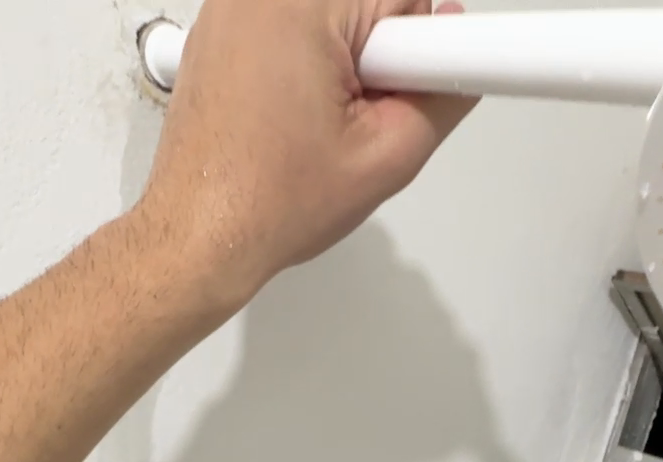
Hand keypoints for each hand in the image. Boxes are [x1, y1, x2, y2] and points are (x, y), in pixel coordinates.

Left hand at [137, 0, 476, 302]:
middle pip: (366, 4)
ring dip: (339, 65)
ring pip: (327, 16)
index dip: (419, 54)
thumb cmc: (263, 206)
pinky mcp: (218, 28)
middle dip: (377, 60)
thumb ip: (443, 98)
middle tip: (350, 122)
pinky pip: (286, 26)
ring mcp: (231, 5)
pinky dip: (301, 63)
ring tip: (312, 127)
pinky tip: (288, 118)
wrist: (198, 237)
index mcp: (305, 3)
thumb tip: (464, 65)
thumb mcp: (384, 161)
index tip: (408, 87)